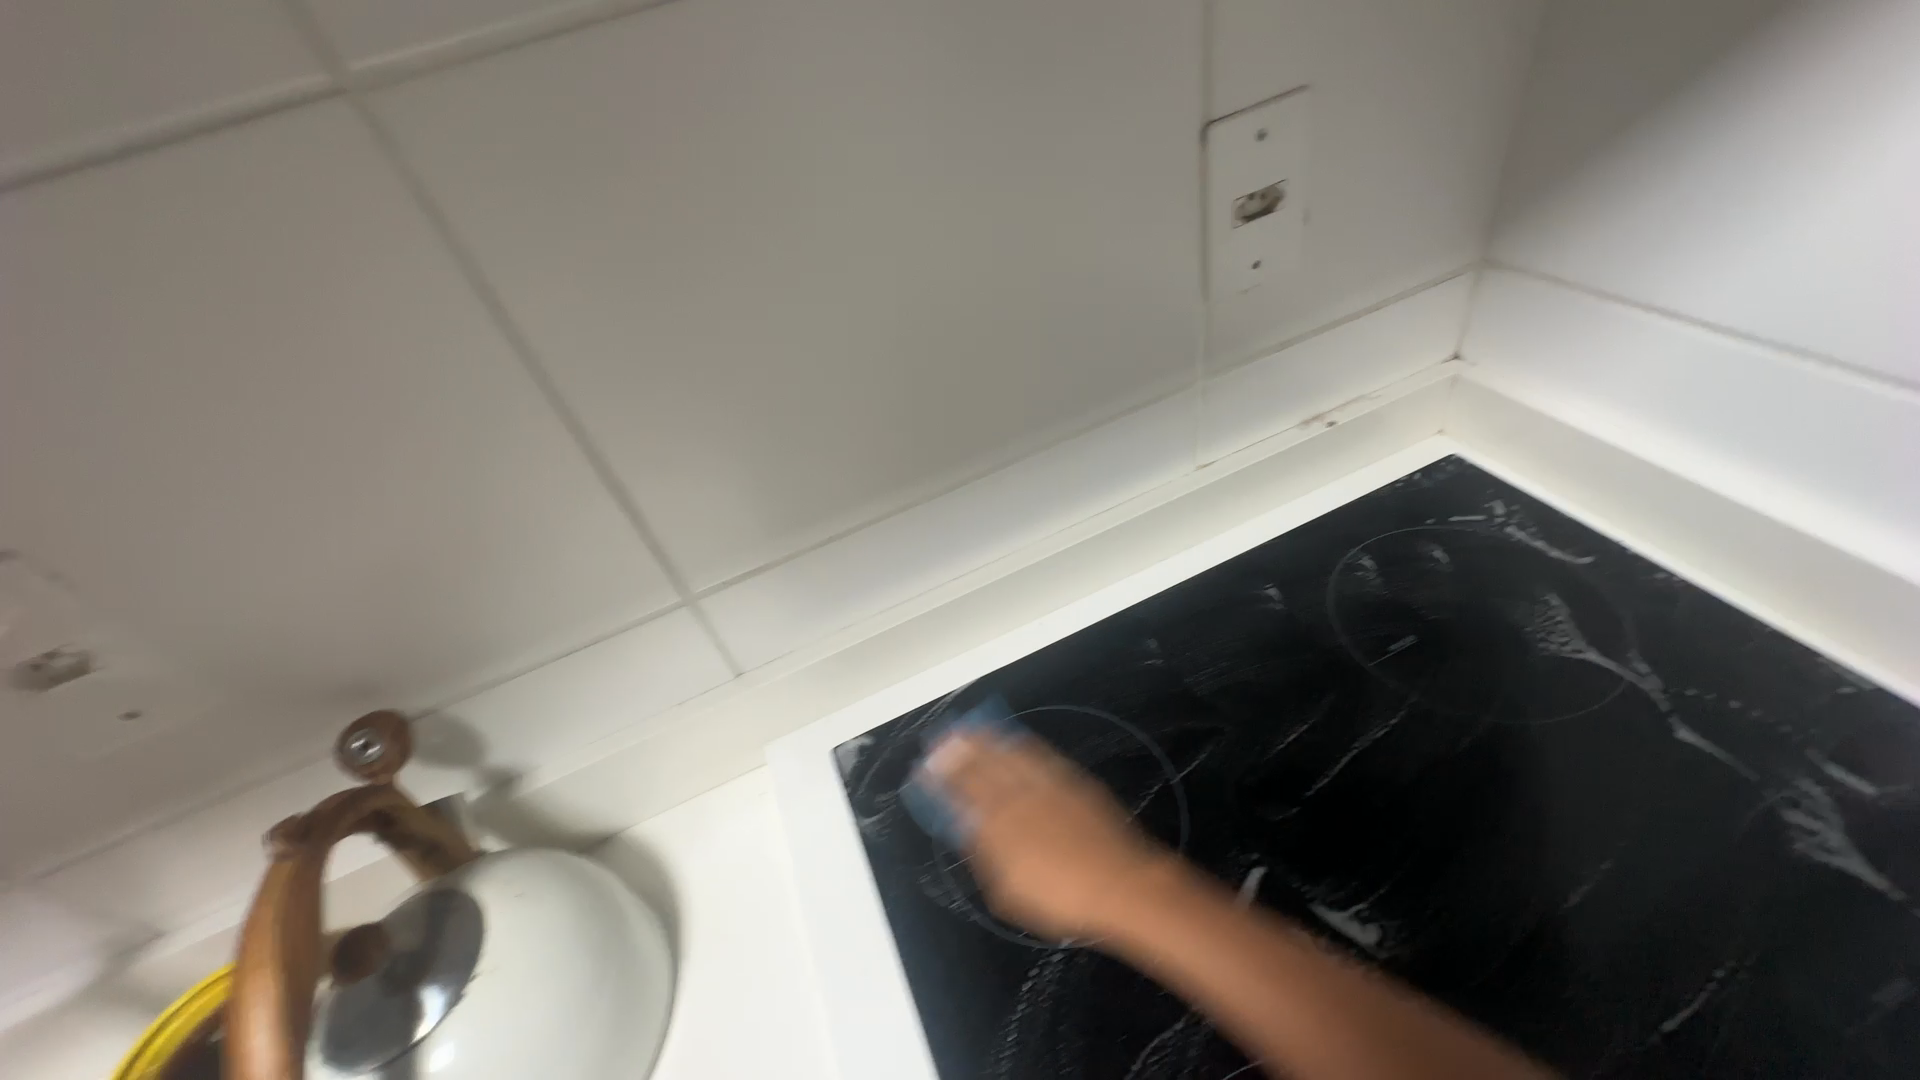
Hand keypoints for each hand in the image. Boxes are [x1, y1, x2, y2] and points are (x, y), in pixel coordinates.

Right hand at [921, 729, 1175, 940]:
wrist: (1122, 884)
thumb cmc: (1063, 898)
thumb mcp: (1008, 892)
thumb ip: (985, 855)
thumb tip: (970, 831)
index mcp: (999, 825)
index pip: (963, 792)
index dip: (943, 777)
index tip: (928, 767)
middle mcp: (1020, 798)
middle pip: (983, 767)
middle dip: (960, 750)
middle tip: (944, 738)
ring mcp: (1048, 786)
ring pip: (1010, 755)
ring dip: (987, 740)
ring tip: (970, 731)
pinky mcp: (1073, 783)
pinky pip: (1040, 755)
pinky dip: (1022, 744)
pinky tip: (1015, 740)